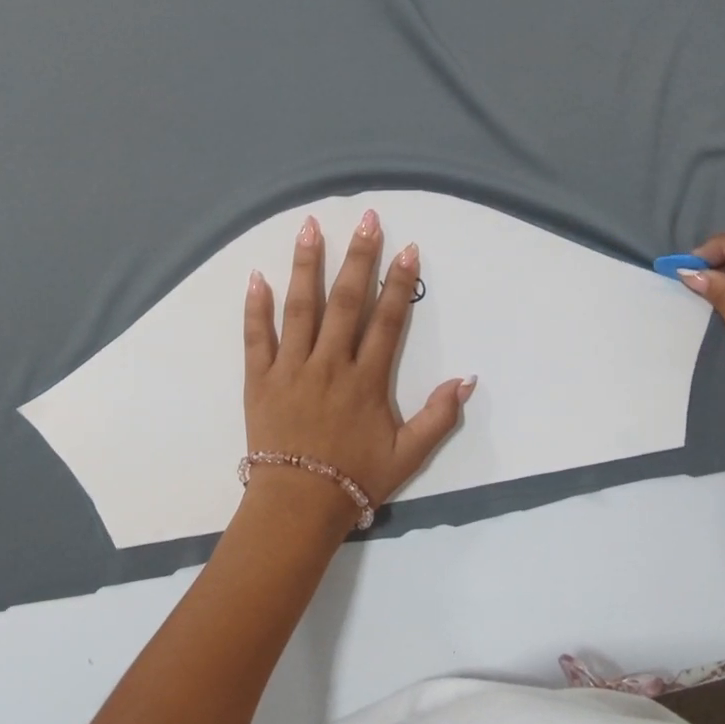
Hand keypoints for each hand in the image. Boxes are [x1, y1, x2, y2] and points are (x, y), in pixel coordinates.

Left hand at [243, 210, 474, 515]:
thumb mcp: (409, 455)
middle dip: (358, 257)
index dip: (400, 284)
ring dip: (306, 265)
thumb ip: (439, 417)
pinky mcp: (259, 379)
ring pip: (300, 308)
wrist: (298, 505)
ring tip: (310, 226)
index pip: (388, 321)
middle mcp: (330, 364)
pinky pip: (255, 336)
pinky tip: (256, 275)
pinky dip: (255, 306)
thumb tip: (468, 379)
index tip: (408, 249)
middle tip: (366, 218)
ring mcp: (291, 368)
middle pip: (346, 301)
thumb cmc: (355, 480)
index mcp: (367, 380)